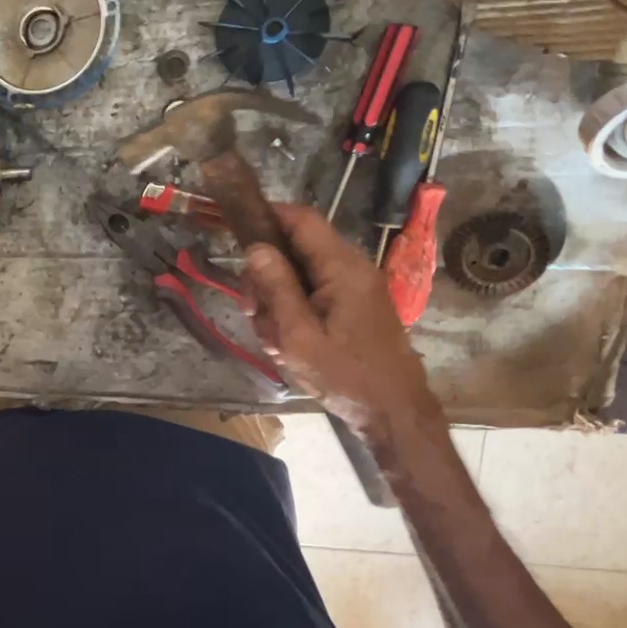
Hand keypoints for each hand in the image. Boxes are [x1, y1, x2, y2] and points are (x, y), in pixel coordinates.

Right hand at [239, 203, 440, 434]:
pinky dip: (291, 311)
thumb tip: (255, 247)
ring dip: (275, 299)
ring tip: (273, 337)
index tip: (233, 228)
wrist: (393, 411)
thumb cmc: (344, 375)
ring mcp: (354, 287)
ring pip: (298, 274)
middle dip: (264, 275)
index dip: (267, 216)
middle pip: (294, 248)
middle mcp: (351, 269)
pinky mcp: (352, 305)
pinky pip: (311, 293)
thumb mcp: (297, 335)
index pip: (302, 220)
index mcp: (342, 269)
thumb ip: (276, 288)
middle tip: (251, 311)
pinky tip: (287, 342)